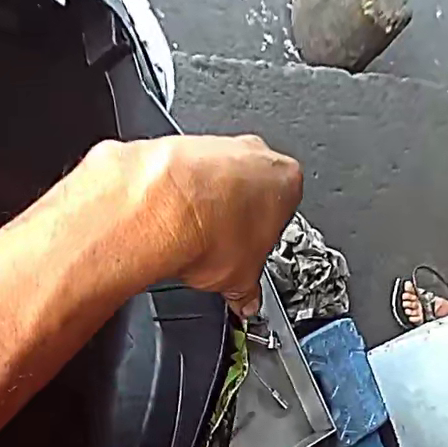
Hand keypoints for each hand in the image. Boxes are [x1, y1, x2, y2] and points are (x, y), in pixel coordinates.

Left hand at [82, 135, 302, 316]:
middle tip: (217, 255)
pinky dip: (175, 199)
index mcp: (285, 180)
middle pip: (247, 194)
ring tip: (189, 245)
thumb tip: (244, 300)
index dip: (261, 243)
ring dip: (203, 210)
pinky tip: (168, 227)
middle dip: (232, 223)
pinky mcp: (175, 148)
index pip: (280, 215)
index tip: (246, 260)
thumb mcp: (241, 280)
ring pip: (212, 183)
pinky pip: (180, 179)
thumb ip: (247, 290)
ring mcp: (213, 146)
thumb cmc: (210, 230)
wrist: (162, 210)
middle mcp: (253, 153)